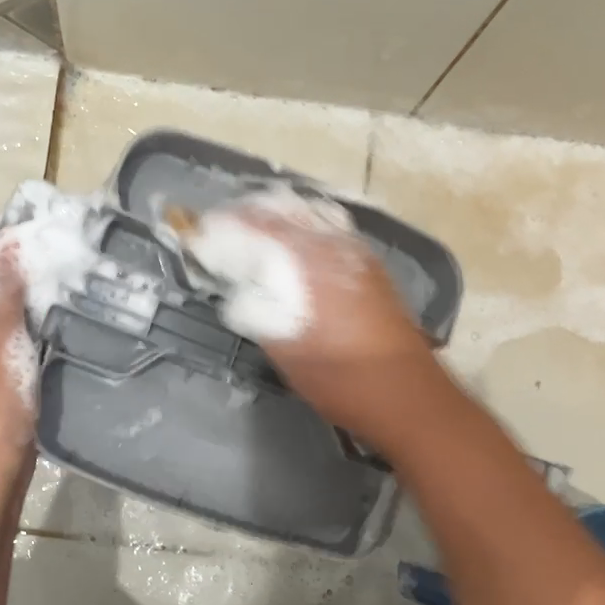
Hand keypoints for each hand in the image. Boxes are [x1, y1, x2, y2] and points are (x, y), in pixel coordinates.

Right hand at [188, 195, 440, 435]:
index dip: (222, 227)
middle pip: (282, 211)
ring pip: (308, 216)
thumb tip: (238, 287)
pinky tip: (291, 248)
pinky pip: (327, 230)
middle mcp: (332, 244)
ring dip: (276, 218)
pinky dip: (302, 230)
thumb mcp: (284, 348)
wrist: (406, 393)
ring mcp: (356, 252)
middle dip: (247, 216)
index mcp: (307, 260)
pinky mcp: (369, 266)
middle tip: (219, 230)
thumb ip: (256, 309)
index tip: (198, 234)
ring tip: (250, 232)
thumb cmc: (340, 378)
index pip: (254, 225)